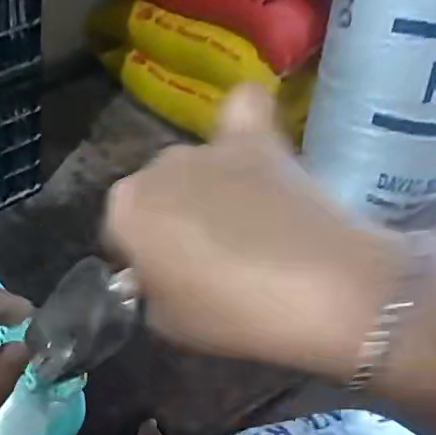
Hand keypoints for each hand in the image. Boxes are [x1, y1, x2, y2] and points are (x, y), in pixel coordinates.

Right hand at [103, 85, 415, 382]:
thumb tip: (160, 274)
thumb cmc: (228, 314)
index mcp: (125, 209)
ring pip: (193, 166)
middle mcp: (159, 165)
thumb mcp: (165, 322)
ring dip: (203, 190)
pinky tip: (249, 153)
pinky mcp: (264, 138)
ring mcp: (212, 146)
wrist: (317, 290)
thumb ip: (150, 291)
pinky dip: (239, 129)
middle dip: (168, 222)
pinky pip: (241, 112)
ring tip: (240, 227)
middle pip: (154, 194)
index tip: (164, 282)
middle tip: (203, 262)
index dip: (139, 260)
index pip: (118, 232)